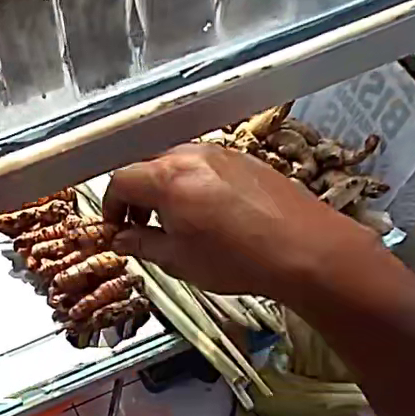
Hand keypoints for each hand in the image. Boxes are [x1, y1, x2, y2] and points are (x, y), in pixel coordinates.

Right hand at [104, 142, 394, 305]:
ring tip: (175, 227)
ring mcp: (222, 154)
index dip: (110, 206)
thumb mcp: (179, 261)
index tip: (115, 227)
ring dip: (165, 191)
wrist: (304, 250)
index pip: (120, 180)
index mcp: (168, 179)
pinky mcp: (245, 161)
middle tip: (139, 229)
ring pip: (177, 165)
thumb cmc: (241, 259)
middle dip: (137, 198)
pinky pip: (206, 168)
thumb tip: (123, 239)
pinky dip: (193, 187)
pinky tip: (207, 218)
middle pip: (147, 167)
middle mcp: (192, 156)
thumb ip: (143, 245)